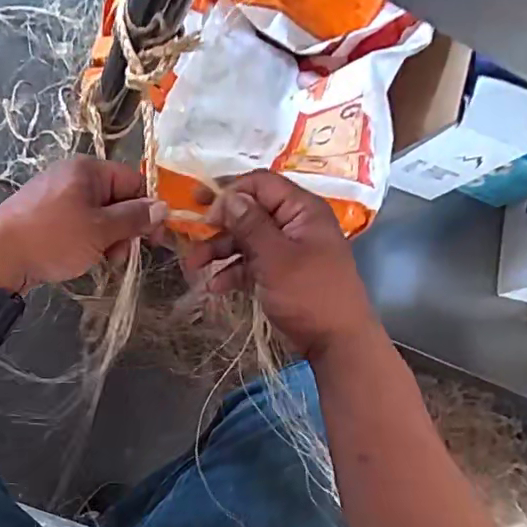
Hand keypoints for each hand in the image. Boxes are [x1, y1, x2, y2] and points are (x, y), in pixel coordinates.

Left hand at [0, 157, 166, 293]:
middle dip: (124, 229)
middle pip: (116, 199)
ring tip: (99, 260)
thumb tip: (163, 207)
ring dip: (107, 239)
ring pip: (98, 215)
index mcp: (88, 169)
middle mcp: (72, 176)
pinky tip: (81, 258)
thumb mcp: (100, 230)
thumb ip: (134, 218)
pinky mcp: (44, 215)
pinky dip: (86, 240)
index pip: (134, 181)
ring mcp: (56, 195)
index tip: (154, 240)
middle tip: (119, 256)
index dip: (147, 210)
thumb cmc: (53, 238)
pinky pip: (78, 223)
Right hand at [187, 173, 379, 360]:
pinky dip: (233, 272)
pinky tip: (215, 286)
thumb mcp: (275, 257)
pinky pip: (251, 264)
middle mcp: (294, 225)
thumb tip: (228, 196)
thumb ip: (250, 224)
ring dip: (219, 251)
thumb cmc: (309, 294)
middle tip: (191, 237)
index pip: (261, 184)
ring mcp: (287, 251)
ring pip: (246, 240)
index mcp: (302, 210)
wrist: (335, 342)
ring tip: (194, 267)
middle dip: (218, 226)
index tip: (200, 206)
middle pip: (249, 213)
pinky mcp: (280, 275)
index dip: (230, 191)